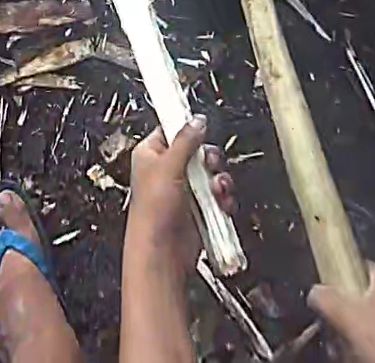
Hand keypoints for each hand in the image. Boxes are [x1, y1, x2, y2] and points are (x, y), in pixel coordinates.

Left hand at [125, 116, 235, 281]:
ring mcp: (184, 189)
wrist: (162, 253)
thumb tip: (197, 120)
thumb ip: (185, 141)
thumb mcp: (168, 166)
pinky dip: (223, 198)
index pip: (171, 130)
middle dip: (209, 159)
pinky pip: (217, 195)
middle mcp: (167, 169)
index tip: (202, 129)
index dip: (187, 129)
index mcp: (151, 153)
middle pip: (196, 151)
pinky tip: (222, 202)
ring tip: (217, 189)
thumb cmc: (154, 210)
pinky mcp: (199, 208)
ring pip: (210, 173)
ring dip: (219, 180)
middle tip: (210, 164)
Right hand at [308, 264, 374, 362]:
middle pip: (357, 294)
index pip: (353, 263)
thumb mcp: (343, 312)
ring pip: (366, 318)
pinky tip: (359, 354)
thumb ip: (322, 295)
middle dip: (343, 310)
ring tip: (347, 344)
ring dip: (352, 330)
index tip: (325, 290)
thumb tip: (314, 293)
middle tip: (335, 323)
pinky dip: (366, 344)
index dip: (335, 275)